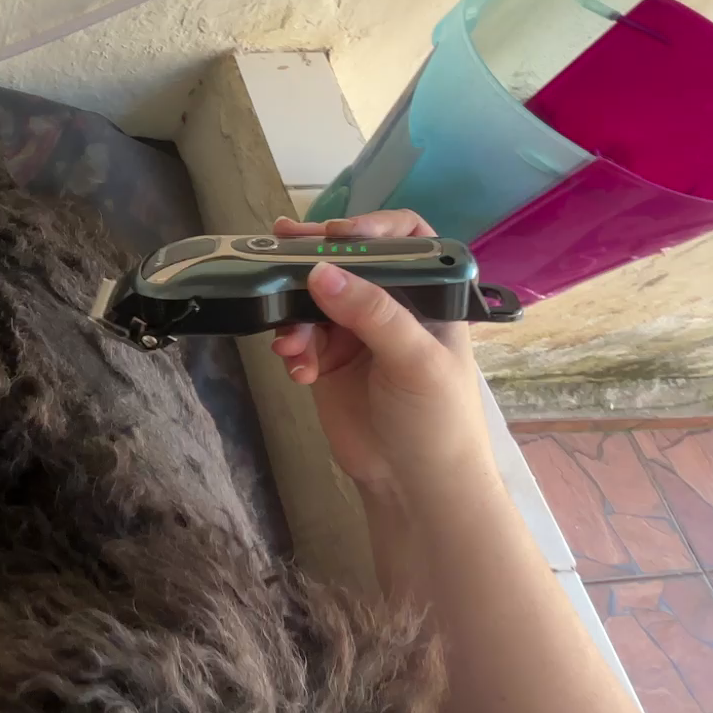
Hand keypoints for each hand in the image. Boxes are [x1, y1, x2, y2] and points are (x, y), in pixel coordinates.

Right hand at [269, 210, 490, 489]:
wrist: (412, 484)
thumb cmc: (436, 420)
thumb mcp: (414, 361)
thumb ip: (371, 314)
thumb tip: (320, 272)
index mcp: (425, 299)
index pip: (405, 241)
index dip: (373, 227)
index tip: (337, 233)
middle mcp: (388, 308)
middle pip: (345, 264)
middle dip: (310, 261)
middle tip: (276, 250)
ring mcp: (353, 334)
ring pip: (311, 302)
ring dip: (293, 320)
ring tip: (292, 349)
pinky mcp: (325, 360)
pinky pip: (296, 338)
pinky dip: (291, 351)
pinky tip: (298, 372)